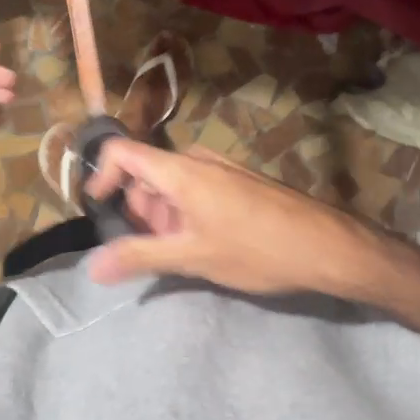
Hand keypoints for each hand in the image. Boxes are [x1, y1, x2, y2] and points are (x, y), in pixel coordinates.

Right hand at [84, 141, 377, 294]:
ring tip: (188, 254)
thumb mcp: (192, 257)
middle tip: (158, 250)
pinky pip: (194, 188)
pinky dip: (187, 214)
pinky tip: (209, 245)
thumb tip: (92, 267)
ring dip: (165, 218)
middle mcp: (194, 159)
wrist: (326, 245)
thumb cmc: (256, 248)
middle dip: (140, 211)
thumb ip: (140, 257)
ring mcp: (217, 167)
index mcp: (178, 169)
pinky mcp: (235, 180)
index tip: (98, 211)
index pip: (122, 152)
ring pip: (170, 185)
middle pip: (145, 174)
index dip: (100, 176)